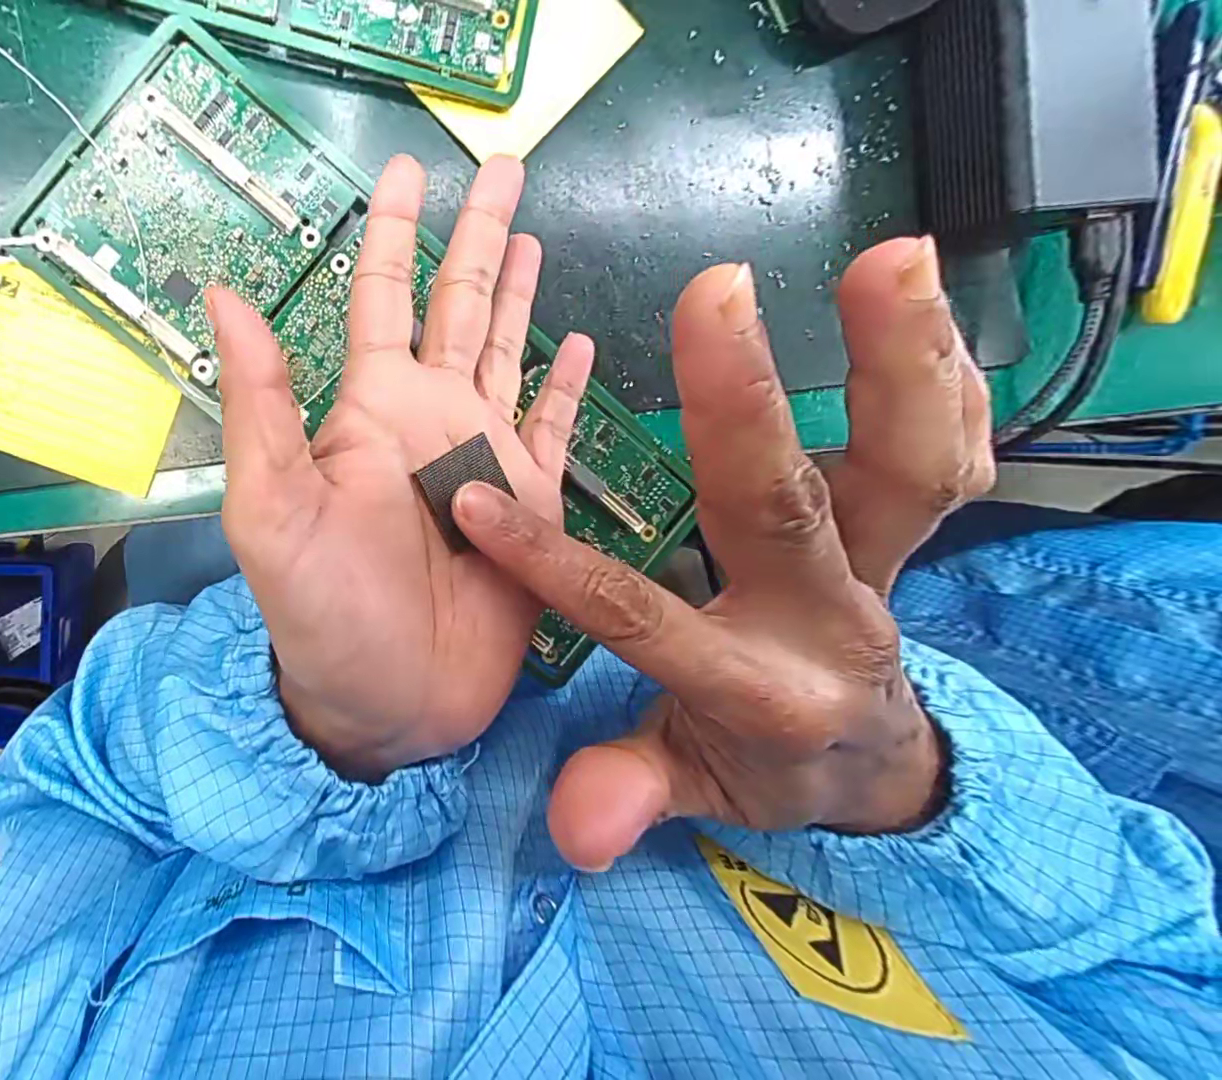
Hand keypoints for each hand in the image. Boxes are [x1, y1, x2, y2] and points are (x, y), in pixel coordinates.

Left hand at [207, 154, 594, 781]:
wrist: (382, 704)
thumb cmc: (320, 613)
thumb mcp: (272, 510)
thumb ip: (259, 406)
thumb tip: (223, 295)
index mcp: (371, 415)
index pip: (382, 298)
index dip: (393, 234)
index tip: (408, 172)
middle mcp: (429, 425)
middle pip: (457, 308)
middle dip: (476, 238)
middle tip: (504, 169)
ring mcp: (484, 465)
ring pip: (505, 356)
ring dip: (519, 298)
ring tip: (532, 236)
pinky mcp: (532, 510)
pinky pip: (550, 432)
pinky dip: (565, 390)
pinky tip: (576, 347)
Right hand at [450, 238, 995, 868]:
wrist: (866, 756)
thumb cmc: (760, 762)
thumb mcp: (694, 789)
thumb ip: (635, 792)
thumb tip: (574, 835)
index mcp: (754, 683)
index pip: (633, 614)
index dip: (547, 563)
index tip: (476, 502)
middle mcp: (827, 615)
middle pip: (788, 506)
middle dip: (742, 406)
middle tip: (715, 296)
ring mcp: (882, 566)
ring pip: (914, 462)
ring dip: (901, 359)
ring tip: (886, 259)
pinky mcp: (907, 533)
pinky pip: (946, 449)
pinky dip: (938, 375)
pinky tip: (910, 304)